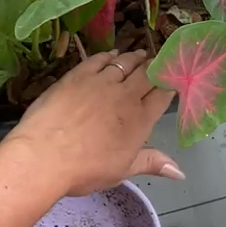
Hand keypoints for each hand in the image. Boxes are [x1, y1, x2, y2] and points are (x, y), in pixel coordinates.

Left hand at [2, 50, 183, 196]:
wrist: (44, 156)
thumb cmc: (86, 170)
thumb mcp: (122, 170)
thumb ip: (152, 163)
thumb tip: (180, 172)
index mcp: (140, 120)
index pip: (162, 95)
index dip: (170, 85)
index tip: (174, 80)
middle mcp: (125, 95)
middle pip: (147, 74)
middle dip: (155, 67)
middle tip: (158, 63)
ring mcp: (101, 82)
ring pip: (125, 63)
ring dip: (135, 58)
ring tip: (140, 55)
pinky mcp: (78, 75)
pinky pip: (98, 59)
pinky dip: (109, 56)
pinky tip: (112, 55)